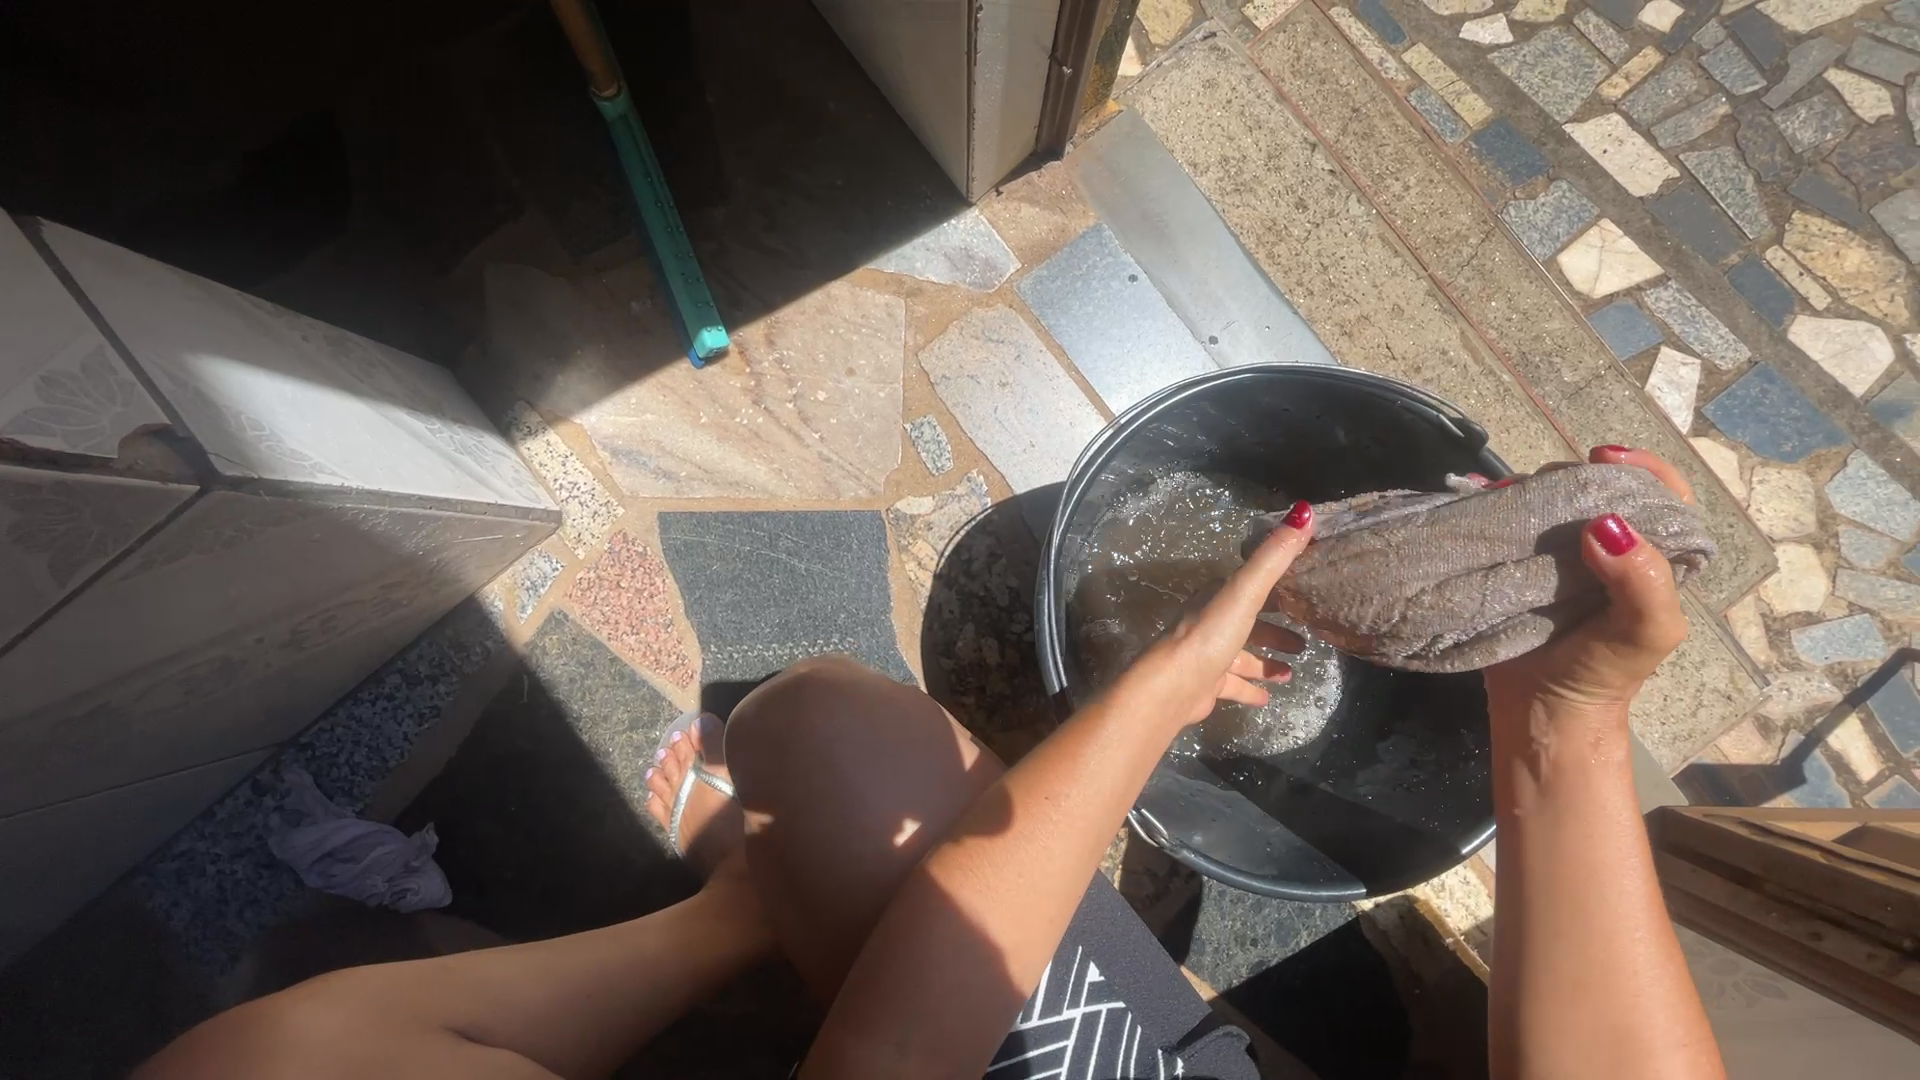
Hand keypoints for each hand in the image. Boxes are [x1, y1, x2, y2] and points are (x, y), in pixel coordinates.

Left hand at [1107, 502, 1315, 728]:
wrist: (1173, 684)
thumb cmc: (1210, 634)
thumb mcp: (1245, 590)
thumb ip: (1273, 557)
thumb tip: (1305, 511)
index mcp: (1216, 597)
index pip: (1250, 587)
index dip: (1276, 589)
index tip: (1304, 595)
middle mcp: (1209, 623)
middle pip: (1247, 623)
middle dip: (1274, 630)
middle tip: (1304, 642)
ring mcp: (1205, 655)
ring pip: (1241, 656)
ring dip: (1265, 662)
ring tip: (1291, 672)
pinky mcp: (1204, 684)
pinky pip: (1232, 684)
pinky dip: (1249, 688)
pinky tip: (1268, 696)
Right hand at [1482, 445, 1691, 719]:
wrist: (1541, 708)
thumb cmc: (1603, 672)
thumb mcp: (1644, 633)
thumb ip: (1641, 581)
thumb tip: (1604, 524)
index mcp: (1650, 558)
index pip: (1659, 496)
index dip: (1636, 468)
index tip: (1598, 456)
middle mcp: (1603, 550)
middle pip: (1593, 492)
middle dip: (1566, 478)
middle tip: (1534, 486)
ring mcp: (1554, 559)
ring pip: (1546, 506)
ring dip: (1523, 492)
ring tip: (1497, 496)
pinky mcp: (1511, 568)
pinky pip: (1504, 528)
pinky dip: (1487, 508)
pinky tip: (1470, 497)